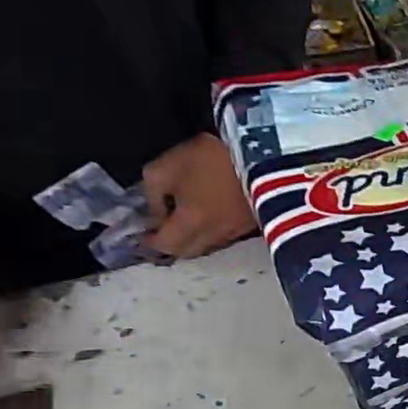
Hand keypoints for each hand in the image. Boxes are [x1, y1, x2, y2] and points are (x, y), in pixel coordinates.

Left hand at [142, 134, 255, 257]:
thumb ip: (151, 194)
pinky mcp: (253, 224)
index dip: (151, 240)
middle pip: (189, 252)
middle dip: (174, 243)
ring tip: (190, 219)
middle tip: (166, 227)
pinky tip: (214, 215)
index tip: (145, 231)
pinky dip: (214, 231)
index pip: (165, 245)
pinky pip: (227, 236)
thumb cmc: (210, 160)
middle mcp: (214, 235)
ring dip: (195, 238)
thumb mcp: (165, 167)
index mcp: (191, 223)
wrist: (263, 156)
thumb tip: (158, 214)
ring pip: (209, 246)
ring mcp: (237, 232)